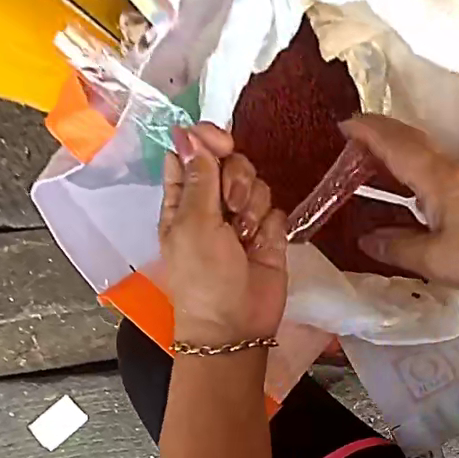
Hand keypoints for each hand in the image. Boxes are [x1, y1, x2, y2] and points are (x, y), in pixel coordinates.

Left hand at [159, 124, 287, 346]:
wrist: (235, 325)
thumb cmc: (204, 277)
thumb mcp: (193, 223)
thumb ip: (198, 177)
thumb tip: (187, 132)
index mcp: (183, 199)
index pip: (192, 151)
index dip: (206, 140)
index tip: (220, 144)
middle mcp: (213, 204)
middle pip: (229, 161)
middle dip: (235, 178)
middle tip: (231, 207)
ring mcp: (242, 219)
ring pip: (255, 182)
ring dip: (252, 205)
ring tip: (244, 236)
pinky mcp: (269, 234)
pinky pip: (275, 209)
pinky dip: (269, 225)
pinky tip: (261, 246)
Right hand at [340, 114, 458, 300]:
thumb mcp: (431, 260)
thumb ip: (395, 247)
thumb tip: (366, 239)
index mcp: (439, 178)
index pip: (397, 146)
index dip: (368, 133)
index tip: (343, 124)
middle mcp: (454, 168)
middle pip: (412, 141)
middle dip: (380, 135)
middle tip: (351, 139)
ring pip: (426, 154)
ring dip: (397, 152)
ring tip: (371, 160)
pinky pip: (437, 169)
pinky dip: (413, 169)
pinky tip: (406, 186)